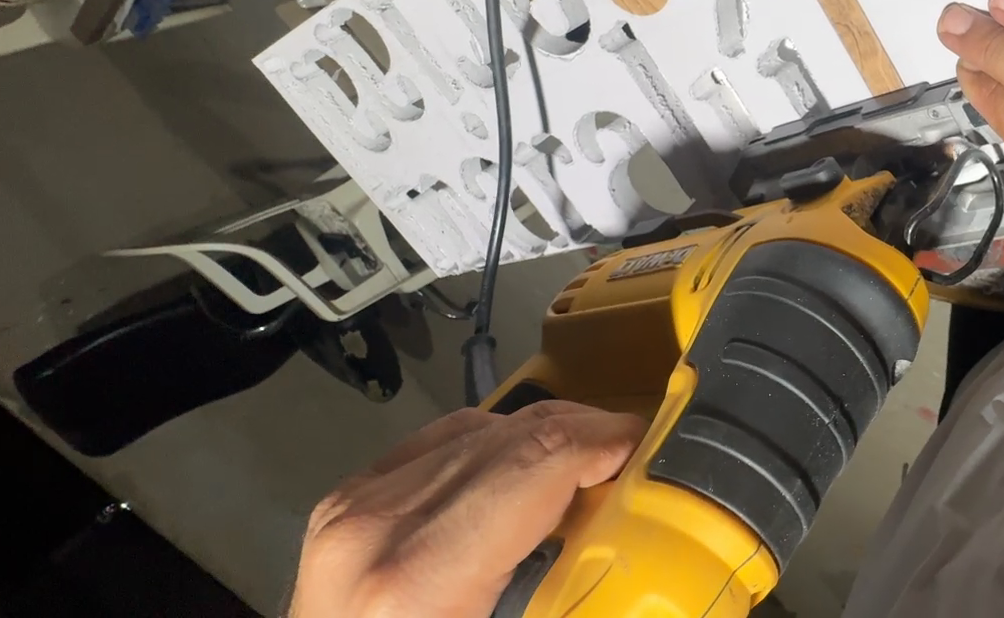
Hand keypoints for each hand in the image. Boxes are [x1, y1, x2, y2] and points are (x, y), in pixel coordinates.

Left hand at [291, 402, 646, 617]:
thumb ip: (574, 581)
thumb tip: (646, 523)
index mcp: (422, 577)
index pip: (545, 455)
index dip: (612, 439)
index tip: (653, 454)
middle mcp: (382, 524)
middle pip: (523, 431)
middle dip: (594, 435)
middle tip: (633, 463)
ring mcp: (357, 503)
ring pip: (493, 423)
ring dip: (552, 437)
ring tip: (583, 471)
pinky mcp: (349, 496)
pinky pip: (453, 433)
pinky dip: (503, 441)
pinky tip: (520, 471)